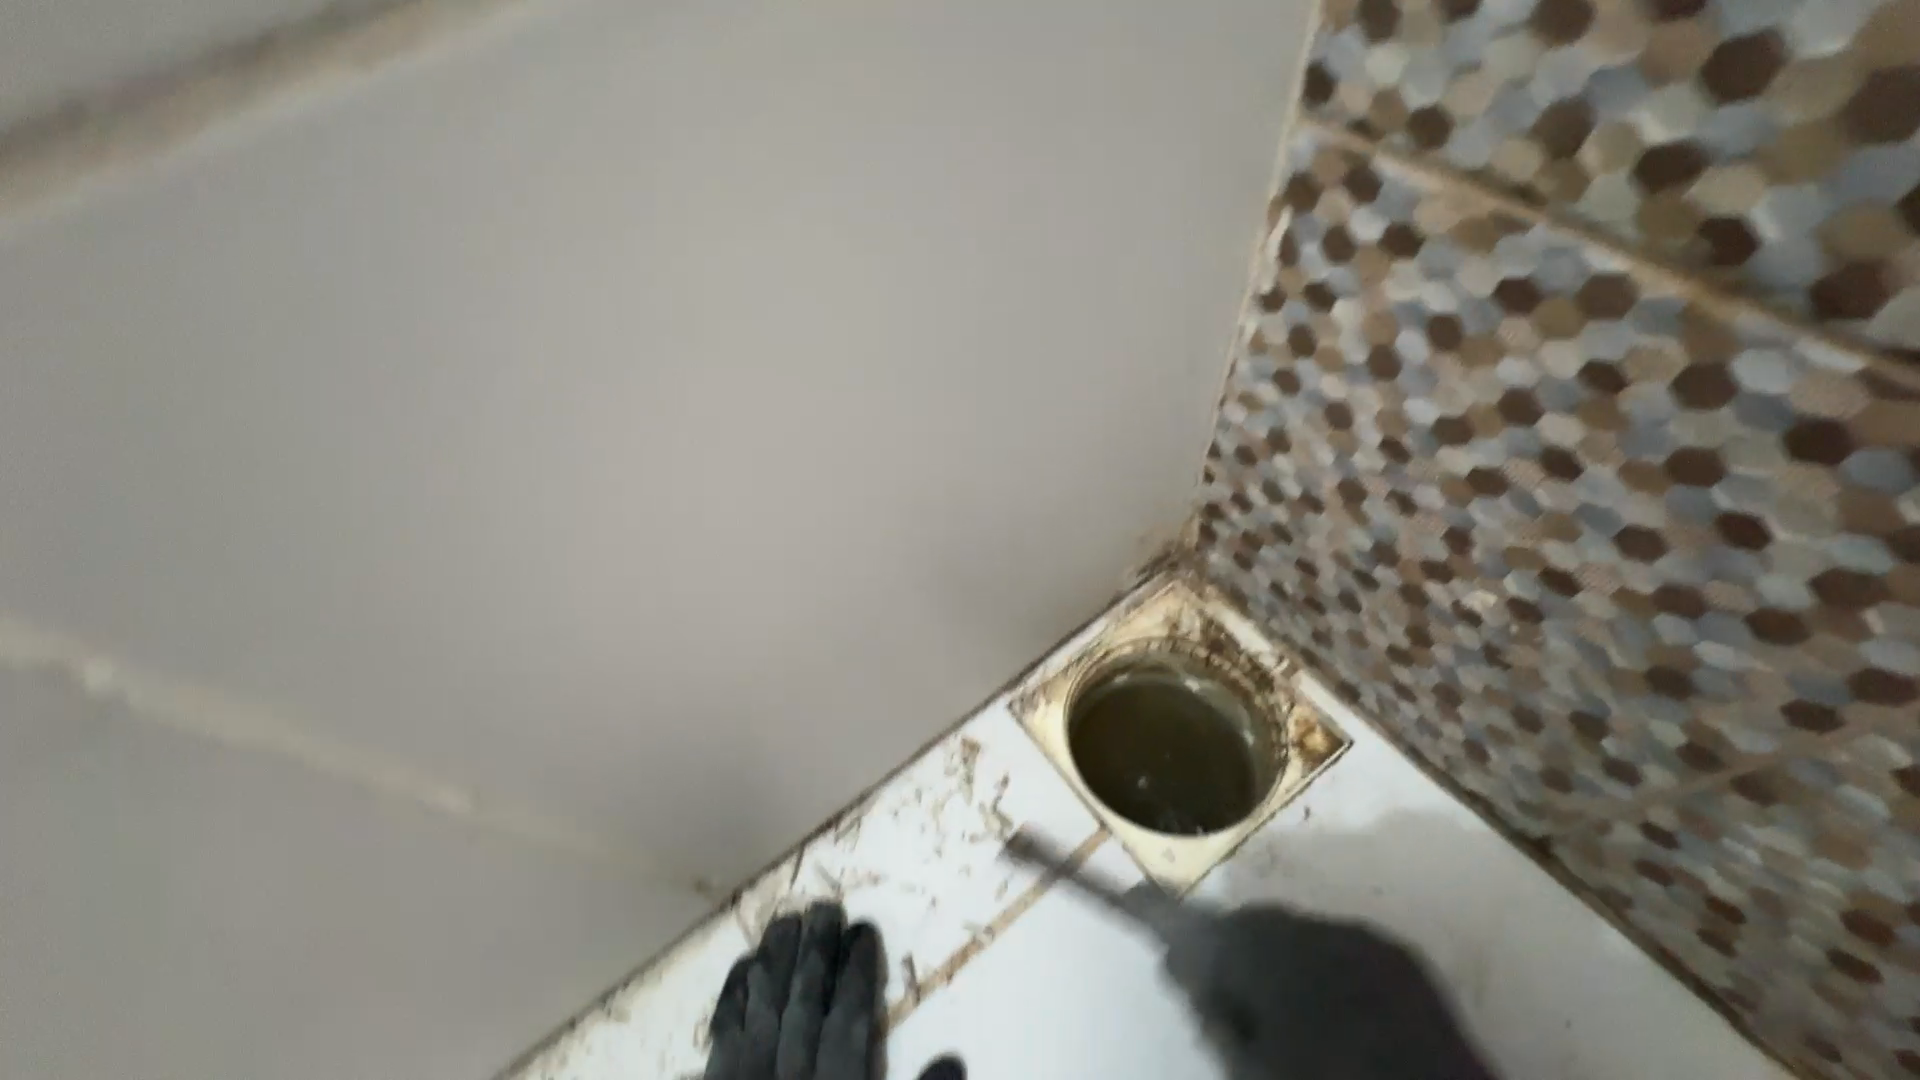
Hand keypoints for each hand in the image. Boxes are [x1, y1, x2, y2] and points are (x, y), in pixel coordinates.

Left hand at [704, 900, 964, 1079]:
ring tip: (786, 919)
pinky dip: (731, 998)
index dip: (857, 970)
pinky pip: (721, 1036)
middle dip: (816, 951)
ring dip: (774, 961)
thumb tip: (952, 1061)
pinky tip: (741, 968)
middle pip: (804, 1002)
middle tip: (825, 905)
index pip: (849, 1018)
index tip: (864, 927)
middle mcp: (790, 1078)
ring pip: (763, 1009)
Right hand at [1150, 898, 1498, 1079]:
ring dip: (1275, 961)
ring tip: (1282, 1016)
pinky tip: (1329, 1013)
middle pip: (1246, 925)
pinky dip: (1320, 969)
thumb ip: (1212, 1014)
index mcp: (1270, 960)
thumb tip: (1182, 967)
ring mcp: (1359, 937)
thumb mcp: (1251, 1068)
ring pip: (1292, 934)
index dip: (1157, 912)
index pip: (1195, 924)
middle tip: (1217, 997)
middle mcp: (1310, 929)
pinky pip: (1337, 946)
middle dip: (1228, 951)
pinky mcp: (1398, 954)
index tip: (1129, 903)